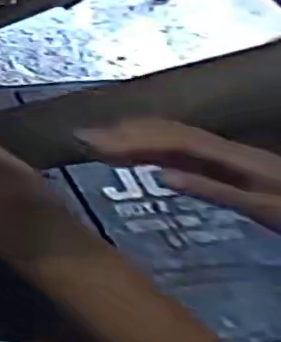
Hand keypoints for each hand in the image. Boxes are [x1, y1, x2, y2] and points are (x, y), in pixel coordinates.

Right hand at [79, 118, 280, 231]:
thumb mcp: (267, 210)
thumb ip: (216, 191)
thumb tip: (159, 175)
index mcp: (236, 158)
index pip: (172, 140)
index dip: (127, 138)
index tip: (87, 142)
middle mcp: (230, 150)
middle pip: (169, 131)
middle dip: (123, 132)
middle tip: (80, 138)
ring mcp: (231, 156)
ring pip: (173, 135)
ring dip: (132, 136)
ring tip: (96, 143)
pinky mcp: (230, 165)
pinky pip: (181, 147)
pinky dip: (149, 145)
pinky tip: (133, 155)